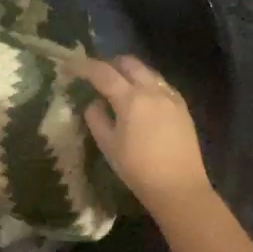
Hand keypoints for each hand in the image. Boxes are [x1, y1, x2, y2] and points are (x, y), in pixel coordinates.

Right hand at [77, 55, 211, 207]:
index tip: (69, 66)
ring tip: (117, 86)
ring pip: (147, 71)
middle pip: (129, 63)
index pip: (102, 73)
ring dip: (129, 72)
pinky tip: (140, 99)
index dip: (83, 66)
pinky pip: (161, 84)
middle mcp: (153, 91)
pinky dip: (146, 83)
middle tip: (95, 75)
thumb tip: (93, 103)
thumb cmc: (137, 169)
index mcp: (131, 99)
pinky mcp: (182, 107)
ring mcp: (171, 97)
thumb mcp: (108, 145)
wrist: (179, 188)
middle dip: (109, 64)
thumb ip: (96, 118)